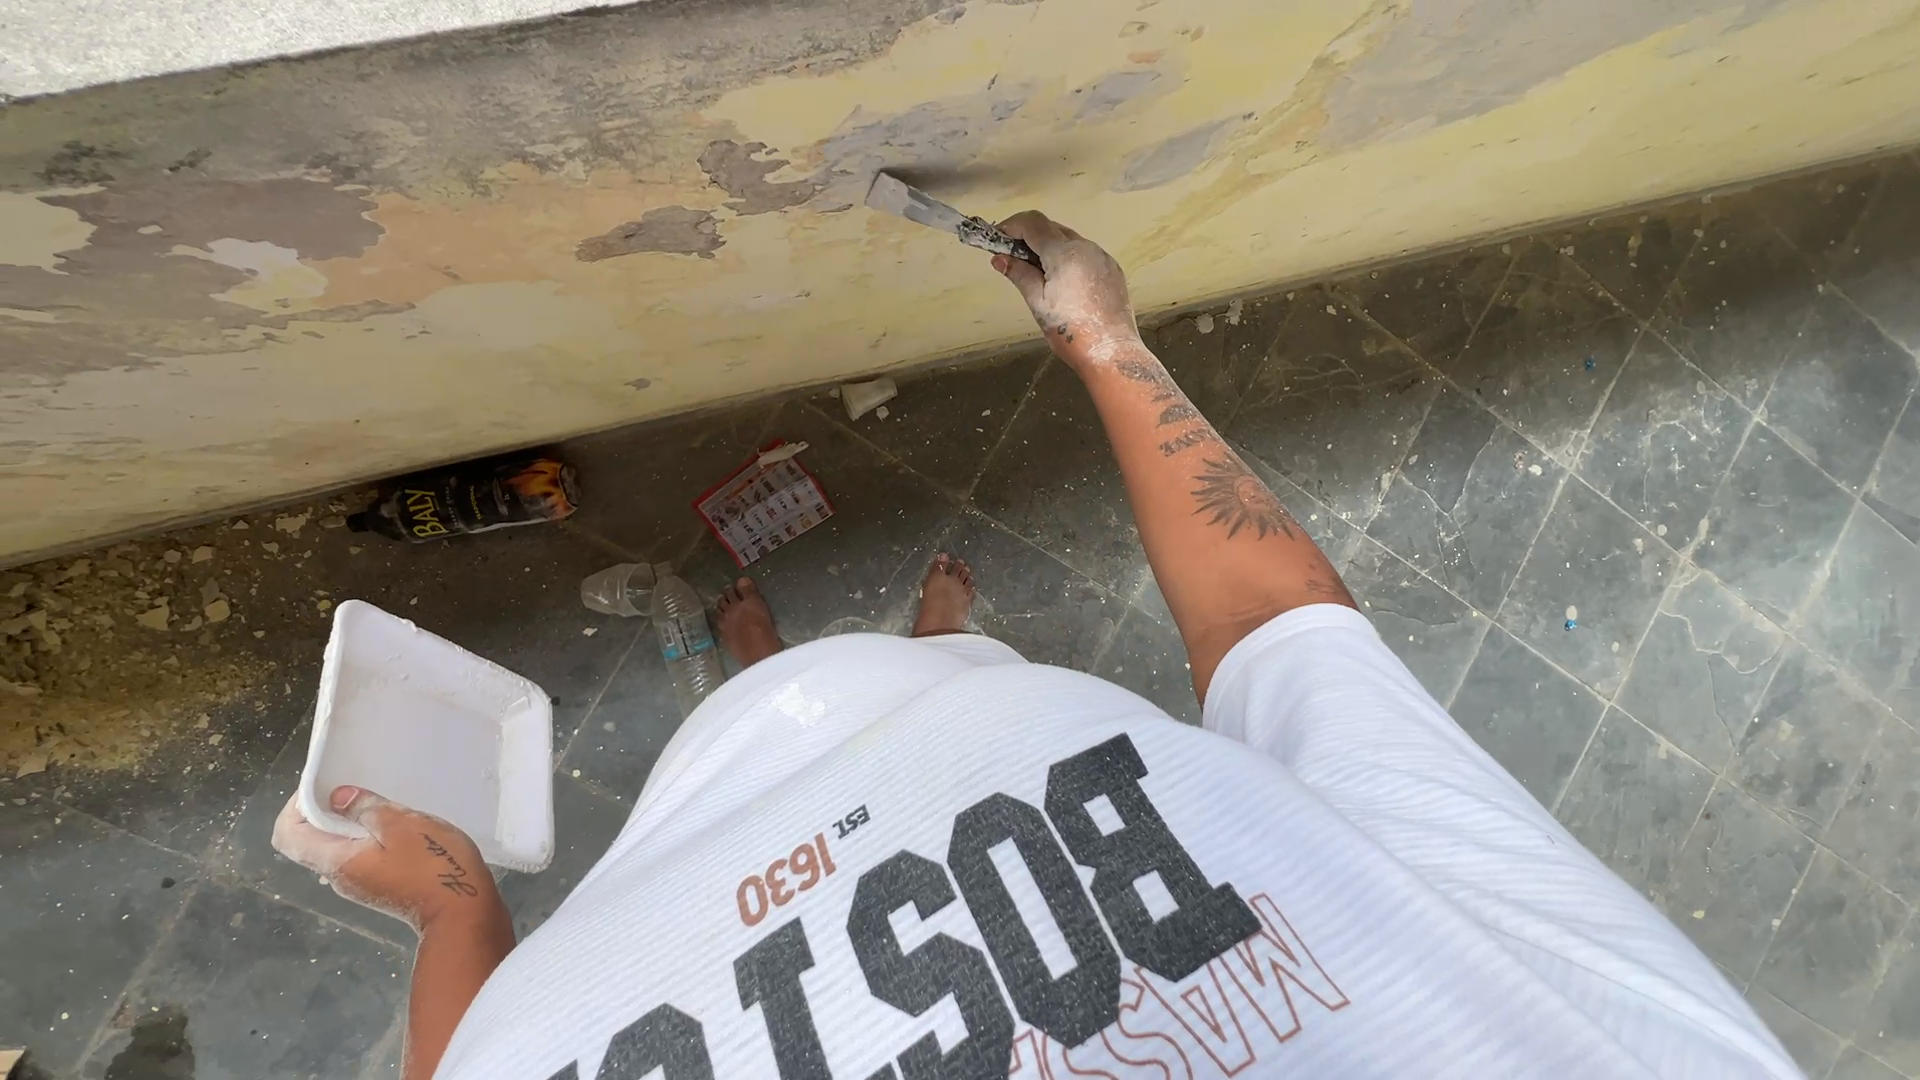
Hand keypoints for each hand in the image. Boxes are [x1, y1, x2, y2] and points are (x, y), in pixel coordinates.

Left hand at [272, 785, 501, 930]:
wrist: (459, 908)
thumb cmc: (432, 863)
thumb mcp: (404, 825)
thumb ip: (368, 809)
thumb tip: (337, 796)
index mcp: (336, 861)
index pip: (288, 835)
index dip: (295, 807)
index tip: (323, 784)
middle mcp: (337, 876)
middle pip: (310, 842)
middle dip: (323, 811)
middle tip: (353, 787)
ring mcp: (357, 884)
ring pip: (335, 849)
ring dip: (347, 824)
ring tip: (378, 804)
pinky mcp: (377, 886)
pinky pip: (356, 857)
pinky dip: (364, 838)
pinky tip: (394, 828)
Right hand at [993, 211, 1142, 370]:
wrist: (1111, 352)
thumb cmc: (1071, 332)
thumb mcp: (1038, 304)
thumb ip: (1019, 275)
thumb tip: (999, 258)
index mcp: (1065, 253)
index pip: (1033, 223)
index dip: (1011, 225)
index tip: (997, 237)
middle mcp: (1086, 247)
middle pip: (1051, 228)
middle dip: (1028, 237)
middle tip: (1012, 257)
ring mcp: (1102, 257)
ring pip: (1069, 240)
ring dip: (1048, 248)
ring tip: (1036, 273)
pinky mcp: (1111, 269)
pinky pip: (1084, 253)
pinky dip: (1067, 258)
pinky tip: (1061, 281)